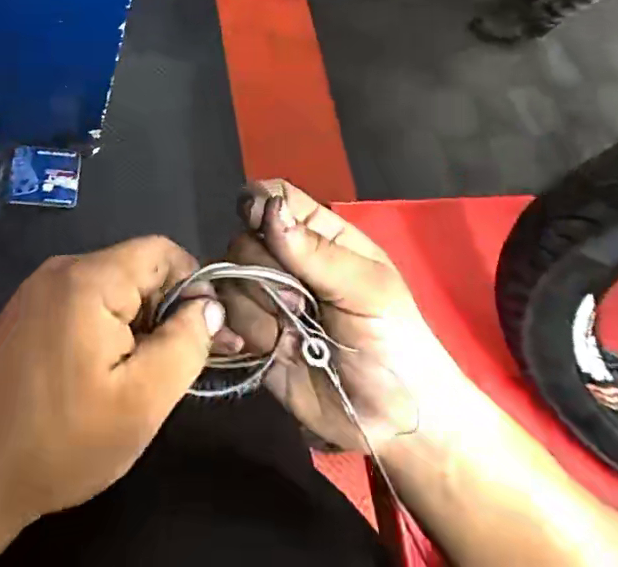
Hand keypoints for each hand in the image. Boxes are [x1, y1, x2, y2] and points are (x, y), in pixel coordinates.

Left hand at [0, 237, 223, 530]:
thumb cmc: (60, 443)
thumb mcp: (144, 400)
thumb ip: (188, 343)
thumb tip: (210, 306)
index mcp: (88, 279)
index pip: (164, 252)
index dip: (193, 286)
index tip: (201, 334)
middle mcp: (60, 271)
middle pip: (138, 269)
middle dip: (165, 310)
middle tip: (171, 365)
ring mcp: (36, 292)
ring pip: (114, 288)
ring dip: (137, 323)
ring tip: (136, 376)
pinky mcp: (24, 315)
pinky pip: (84, 304)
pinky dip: (106, 329)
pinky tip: (100, 376)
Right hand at [222, 180, 470, 452]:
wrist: (389, 419)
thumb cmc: (393, 339)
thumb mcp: (366, 289)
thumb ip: (316, 251)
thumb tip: (269, 207)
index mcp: (324, 236)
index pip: (279, 198)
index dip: (260, 204)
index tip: (258, 222)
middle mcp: (291, 262)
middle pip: (244, 239)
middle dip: (263, 270)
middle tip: (301, 303)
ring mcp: (270, 301)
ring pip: (229, 281)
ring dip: (257, 309)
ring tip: (293, 335)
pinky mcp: (255, 339)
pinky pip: (225, 322)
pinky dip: (239, 334)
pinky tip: (267, 349)